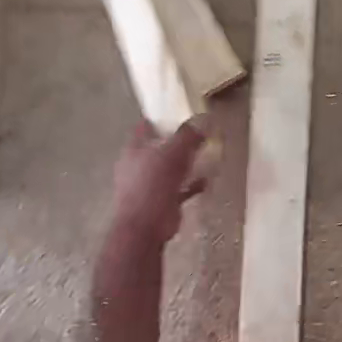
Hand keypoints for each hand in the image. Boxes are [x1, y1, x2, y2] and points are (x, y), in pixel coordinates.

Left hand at [108, 118, 208, 245]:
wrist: (145, 226)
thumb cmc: (153, 184)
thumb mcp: (173, 154)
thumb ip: (188, 136)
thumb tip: (204, 118)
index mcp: (134, 150)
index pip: (144, 127)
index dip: (160, 119)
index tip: (180, 115)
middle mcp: (137, 165)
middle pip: (158, 147)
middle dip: (177, 142)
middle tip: (199, 136)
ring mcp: (147, 184)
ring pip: (169, 168)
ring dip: (186, 164)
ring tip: (206, 156)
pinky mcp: (160, 201)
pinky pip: (179, 188)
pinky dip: (191, 184)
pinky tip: (207, 181)